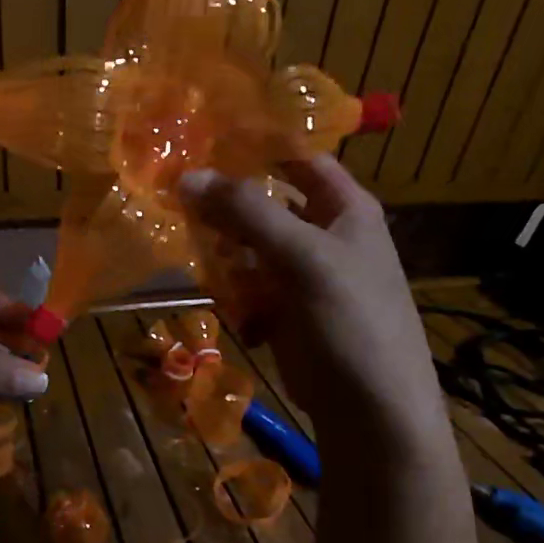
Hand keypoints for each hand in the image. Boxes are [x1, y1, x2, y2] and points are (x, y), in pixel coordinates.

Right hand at [180, 157, 445, 440]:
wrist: (369, 404)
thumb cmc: (350, 319)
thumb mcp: (303, 257)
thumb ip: (247, 213)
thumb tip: (188, 176)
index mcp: (344, 209)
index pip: (296, 159)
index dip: (255, 145)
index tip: (201, 138)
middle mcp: (321, 235)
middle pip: (262, 204)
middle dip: (223, 206)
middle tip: (175, 199)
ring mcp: (299, 275)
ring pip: (245, 248)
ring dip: (220, 255)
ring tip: (194, 259)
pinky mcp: (281, 310)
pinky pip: (244, 287)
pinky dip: (231, 294)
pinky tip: (229, 308)